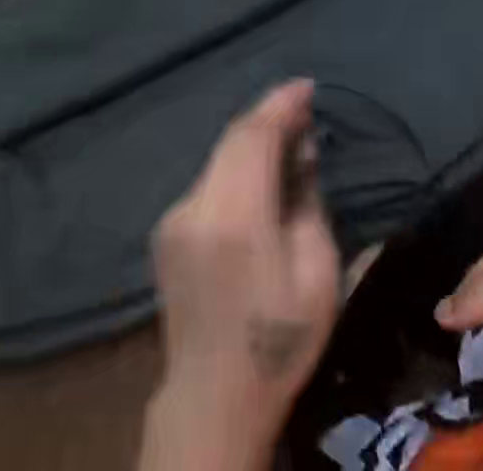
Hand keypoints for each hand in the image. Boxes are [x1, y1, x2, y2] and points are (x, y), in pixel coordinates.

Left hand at [144, 80, 341, 465]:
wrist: (212, 395)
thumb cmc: (279, 339)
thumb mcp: (317, 272)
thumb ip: (306, 201)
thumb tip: (301, 151)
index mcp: (235, 219)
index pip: (253, 138)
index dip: (280, 105)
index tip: (306, 87)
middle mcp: (195, 207)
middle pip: (231, 140)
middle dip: (267, 115)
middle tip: (301, 105)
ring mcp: (173, 217)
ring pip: (217, 157)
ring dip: (250, 140)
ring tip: (285, 137)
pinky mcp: (166, 229)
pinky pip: (208, 181)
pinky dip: (234, 166)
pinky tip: (255, 175)